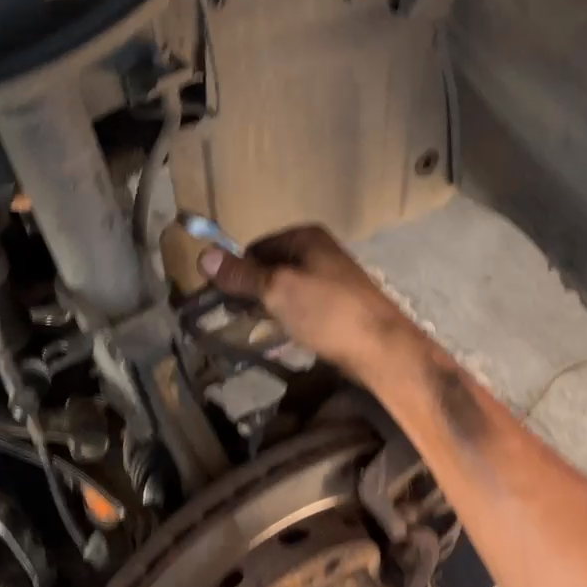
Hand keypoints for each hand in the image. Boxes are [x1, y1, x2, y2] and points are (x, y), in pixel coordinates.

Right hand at [198, 225, 419, 380]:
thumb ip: (242, 275)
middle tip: (236, 318)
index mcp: (306, 237)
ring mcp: (332, 280)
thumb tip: (203, 255)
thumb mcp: (278, 289)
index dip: (236, 270)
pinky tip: (283, 338)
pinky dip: (289, 320)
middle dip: (252, 291)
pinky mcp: (339, 307)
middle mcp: (320, 252)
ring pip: (287, 290)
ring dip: (269, 307)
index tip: (220, 299)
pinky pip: (303, 308)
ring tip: (256, 330)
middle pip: (271, 267)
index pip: (256, 247)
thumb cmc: (328, 312)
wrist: (383, 349)